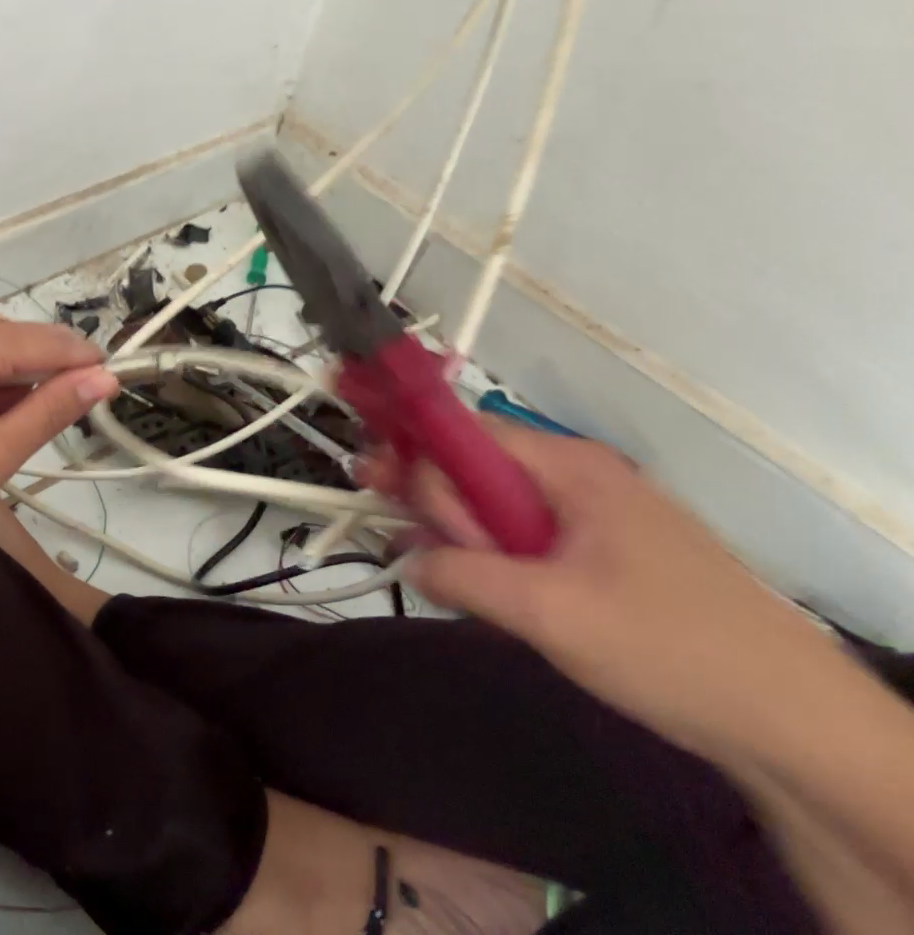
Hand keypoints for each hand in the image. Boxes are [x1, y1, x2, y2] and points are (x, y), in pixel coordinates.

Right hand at [372, 424, 841, 761]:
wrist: (787, 720)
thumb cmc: (667, 649)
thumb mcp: (545, 610)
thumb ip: (459, 572)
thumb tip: (406, 557)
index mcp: (570, 470)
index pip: (465, 432)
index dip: (410, 448)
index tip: (365, 478)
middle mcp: (576, 480)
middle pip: (473, 469)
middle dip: (434, 504)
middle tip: (409, 546)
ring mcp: (589, 519)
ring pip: (491, 509)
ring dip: (459, 540)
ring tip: (449, 582)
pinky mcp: (596, 556)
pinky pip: (518, 542)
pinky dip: (487, 561)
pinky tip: (476, 593)